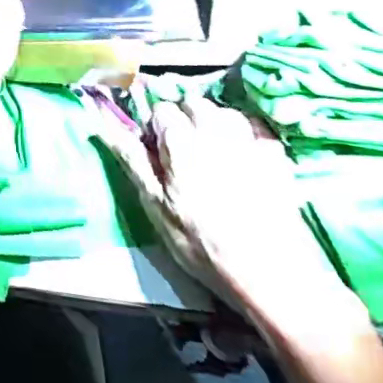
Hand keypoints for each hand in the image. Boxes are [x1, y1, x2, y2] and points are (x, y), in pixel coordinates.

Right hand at [90, 95, 359, 328]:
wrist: (277, 279)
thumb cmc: (204, 245)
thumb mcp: (156, 205)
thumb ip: (131, 156)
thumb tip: (103, 119)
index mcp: (181, 141)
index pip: (161, 109)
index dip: (155, 128)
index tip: (157, 152)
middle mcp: (216, 132)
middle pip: (194, 104)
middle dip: (185, 119)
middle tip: (183, 153)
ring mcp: (251, 144)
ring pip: (226, 112)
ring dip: (216, 123)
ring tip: (213, 152)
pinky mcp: (280, 160)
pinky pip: (258, 129)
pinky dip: (247, 135)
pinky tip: (244, 158)